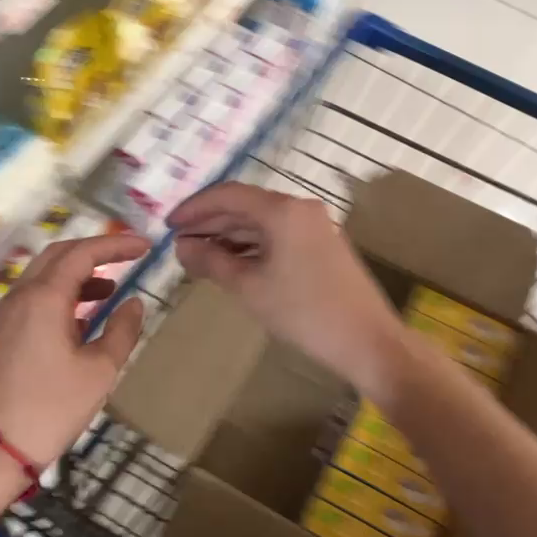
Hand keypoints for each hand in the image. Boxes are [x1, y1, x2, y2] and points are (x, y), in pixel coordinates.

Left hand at [0, 233, 150, 466]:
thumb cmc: (51, 408)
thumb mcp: (99, 371)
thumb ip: (121, 331)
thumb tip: (134, 303)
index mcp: (45, 297)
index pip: (83, 252)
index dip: (116, 244)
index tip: (146, 246)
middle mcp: (22, 295)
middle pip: (59, 255)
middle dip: (95, 251)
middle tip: (128, 256)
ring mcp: (8, 314)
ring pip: (45, 275)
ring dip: (78, 273)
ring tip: (111, 288)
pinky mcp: (4, 333)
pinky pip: (36, 297)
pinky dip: (63, 294)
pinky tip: (83, 316)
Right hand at [168, 184, 407, 397]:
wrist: (368, 341)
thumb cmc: (304, 312)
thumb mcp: (249, 288)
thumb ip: (211, 261)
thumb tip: (182, 246)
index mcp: (282, 210)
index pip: (228, 195)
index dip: (194, 208)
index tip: (169, 225)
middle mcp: (300, 209)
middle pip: (245, 206)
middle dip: (209, 222)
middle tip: (178, 242)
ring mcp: (314, 226)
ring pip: (261, 222)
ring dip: (228, 235)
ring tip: (198, 254)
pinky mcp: (321, 246)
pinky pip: (277, 235)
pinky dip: (251, 245)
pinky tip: (231, 263)